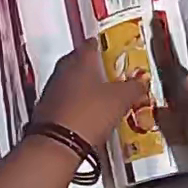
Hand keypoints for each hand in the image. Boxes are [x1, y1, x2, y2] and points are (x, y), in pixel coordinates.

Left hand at [31, 39, 152, 148]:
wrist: (58, 144)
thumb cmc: (90, 114)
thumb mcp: (121, 99)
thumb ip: (134, 87)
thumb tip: (142, 80)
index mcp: (81, 59)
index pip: (93, 43)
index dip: (107, 46)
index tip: (117, 52)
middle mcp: (63, 69)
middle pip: (82, 62)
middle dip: (98, 68)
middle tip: (114, 76)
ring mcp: (52, 89)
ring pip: (73, 81)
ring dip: (87, 87)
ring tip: (104, 97)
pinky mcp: (46, 109)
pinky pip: (66, 100)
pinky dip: (78, 103)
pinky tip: (89, 114)